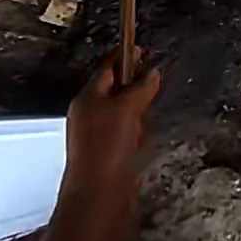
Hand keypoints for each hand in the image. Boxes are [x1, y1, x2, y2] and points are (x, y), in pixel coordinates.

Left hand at [66, 47, 161, 197]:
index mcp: (87, 98)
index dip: (124, 57)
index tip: (140, 48)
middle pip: (115, 88)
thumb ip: (141, 87)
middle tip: (151, 80)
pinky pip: (125, 128)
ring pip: (123, 109)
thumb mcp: (127, 108)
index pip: (107, 69)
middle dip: (134, 85)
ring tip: (146, 115)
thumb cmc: (107, 144)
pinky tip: (141, 135)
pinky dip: (136, 127)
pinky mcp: (107, 148)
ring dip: (137, 109)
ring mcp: (97, 132)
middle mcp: (89, 112)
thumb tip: (153, 72)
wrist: (99, 192)